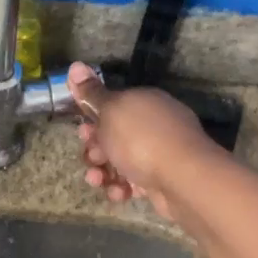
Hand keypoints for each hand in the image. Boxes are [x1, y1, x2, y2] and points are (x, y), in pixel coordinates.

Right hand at [68, 62, 218, 217]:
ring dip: (103, 172)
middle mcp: (152, 125)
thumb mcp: (111, 110)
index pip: (112, 107)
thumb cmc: (141, 139)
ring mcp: (158, 153)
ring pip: (119, 162)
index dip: (92, 120)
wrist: (182, 179)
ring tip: (98, 180)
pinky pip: (133, 182)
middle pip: (113, 137)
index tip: (82, 132)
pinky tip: (120, 192)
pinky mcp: (160, 180)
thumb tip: (75, 65)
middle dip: (95, 150)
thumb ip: (91, 93)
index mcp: (143, 103)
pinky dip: (122, 188)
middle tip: (92, 158)